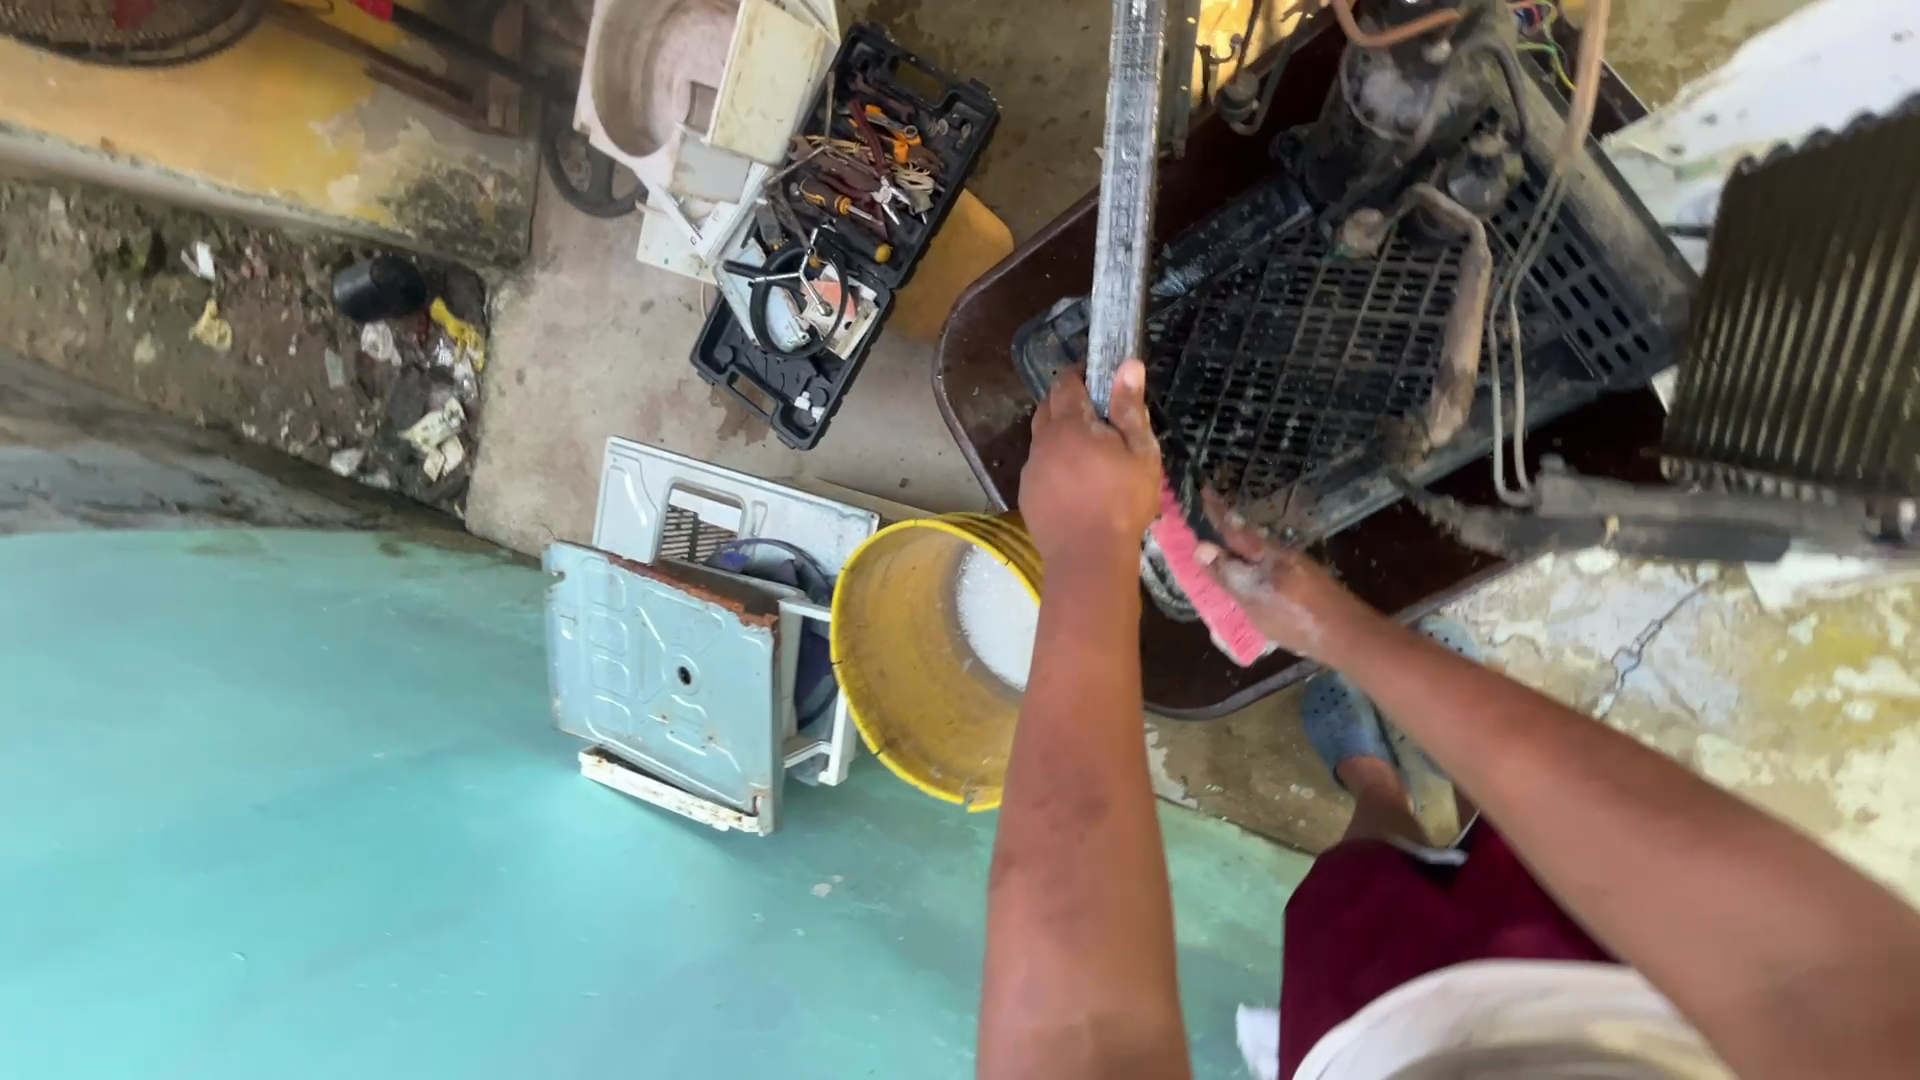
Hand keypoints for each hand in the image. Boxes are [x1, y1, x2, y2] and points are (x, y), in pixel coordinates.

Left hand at [1019, 360, 1161, 566]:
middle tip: (1094, 410)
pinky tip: (1073, 481)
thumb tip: (1128, 364)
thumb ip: (1130, 408)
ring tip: (1086, 448)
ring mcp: (1031, 469)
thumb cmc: (1122, 504)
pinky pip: (1038, 466)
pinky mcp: (1027, 494)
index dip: (1079, 374)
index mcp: (1070, 426)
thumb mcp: (1140, 453)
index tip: (1096, 376)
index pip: (1065, 383)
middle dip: (1066, 400)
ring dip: (1058, 433)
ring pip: (1041, 438)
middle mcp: (1042, 442)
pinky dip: (1053, 463)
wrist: (1088, 558)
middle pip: (1047, 407)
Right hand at [1193, 492, 1380, 662]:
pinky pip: (1272, 566)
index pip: (1233, 528)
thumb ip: (1227, 574)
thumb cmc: (1296, 616)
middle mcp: (1282, 554)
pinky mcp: (1306, 583)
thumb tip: (1200, 546)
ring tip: (1228, 551)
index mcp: (1266, 554)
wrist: (1348, 635)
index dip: (1217, 512)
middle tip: (1211, 518)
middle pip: (1250, 537)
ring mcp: (1297, 568)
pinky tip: (1256, 579)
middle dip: (1230, 528)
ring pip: (1262, 552)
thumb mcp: (1254, 598)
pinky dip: (1256, 565)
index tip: (1204, 489)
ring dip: (1243, 548)